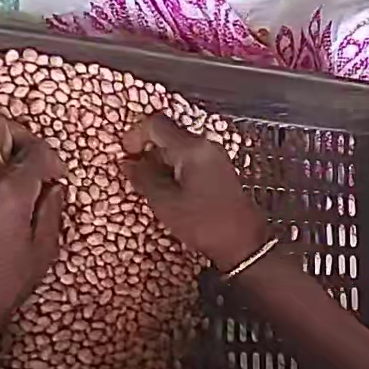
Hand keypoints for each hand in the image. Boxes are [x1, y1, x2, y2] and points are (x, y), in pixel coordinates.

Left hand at [0, 115, 65, 368]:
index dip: (54, 161)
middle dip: (21, 135)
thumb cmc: (2, 282)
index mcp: (11, 192)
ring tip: (7, 162)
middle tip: (33, 156)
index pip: (38, 152)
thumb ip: (51, 210)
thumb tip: (55, 188)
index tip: (58, 176)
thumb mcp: (43, 250)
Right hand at [121, 113, 269, 267]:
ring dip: (160, 164)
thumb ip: (144, 178)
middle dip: (147, 153)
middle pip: (168, 137)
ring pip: (179, 151)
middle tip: (134, 176)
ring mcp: (215, 159)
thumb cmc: (203, 223)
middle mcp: (206, 146)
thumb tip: (128, 163)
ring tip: (150, 189)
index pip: (156, 125)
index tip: (124, 154)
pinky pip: (191, 162)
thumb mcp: (165, 202)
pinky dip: (175, 172)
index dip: (134, 136)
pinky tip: (169, 193)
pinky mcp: (220, 173)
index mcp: (192, 148)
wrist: (244, 243)